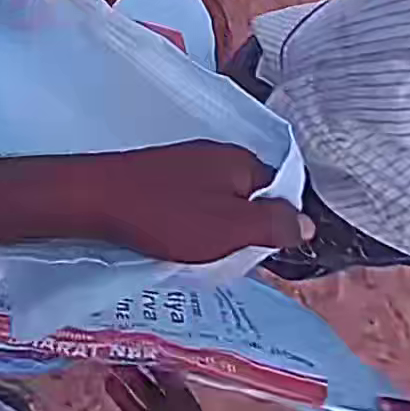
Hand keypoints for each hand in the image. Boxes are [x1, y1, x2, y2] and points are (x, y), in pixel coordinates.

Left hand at [64, 141, 311, 263]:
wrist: (99, 197)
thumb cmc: (168, 214)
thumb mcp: (231, 227)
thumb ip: (273, 224)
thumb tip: (310, 222)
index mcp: (239, 160)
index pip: (280, 189)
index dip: (280, 222)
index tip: (265, 252)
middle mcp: (217, 153)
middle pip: (250, 194)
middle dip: (247, 227)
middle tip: (233, 257)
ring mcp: (188, 161)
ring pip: (221, 199)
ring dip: (219, 228)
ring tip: (205, 252)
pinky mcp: (165, 173)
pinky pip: (195, 199)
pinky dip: (194, 221)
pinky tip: (180, 238)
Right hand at [105, 369, 218, 410]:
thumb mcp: (183, 410)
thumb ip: (174, 387)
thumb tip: (166, 364)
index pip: (169, 384)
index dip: (153, 368)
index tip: (137, 352)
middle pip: (151, 399)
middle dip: (134, 380)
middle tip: (116, 362)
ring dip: (122, 400)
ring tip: (108, 381)